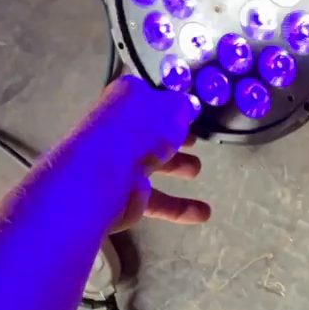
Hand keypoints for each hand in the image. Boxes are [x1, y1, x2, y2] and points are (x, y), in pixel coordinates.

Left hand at [68, 77, 212, 231]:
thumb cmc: (140, 130)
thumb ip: (185, 107)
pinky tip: (204, 213)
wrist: (104, 175)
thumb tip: (190, 106)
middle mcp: (119, 129)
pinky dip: (179, 207)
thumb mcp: (174, 108)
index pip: (148, 96)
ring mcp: (119, 164)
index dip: (169, 102)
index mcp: (126, 99)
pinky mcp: (125, 195)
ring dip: (175, 166)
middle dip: (172, 136)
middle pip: (150, 132)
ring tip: (196, 170)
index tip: (189, 110)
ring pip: (152, 163)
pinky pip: (157, 200)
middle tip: (193, 139)